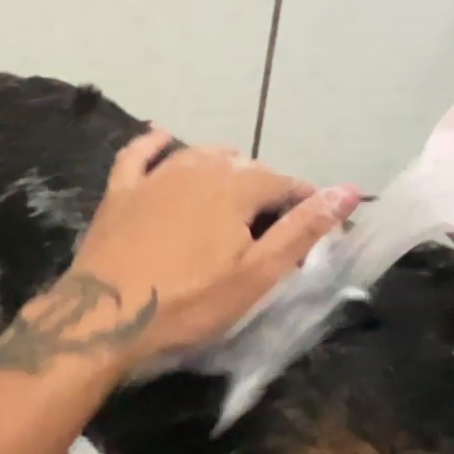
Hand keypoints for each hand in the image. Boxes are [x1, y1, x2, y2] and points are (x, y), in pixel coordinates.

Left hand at [64, 127, 358, 370]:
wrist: (106, 316)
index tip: (319, 226)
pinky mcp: (119, 192)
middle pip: (243, 168)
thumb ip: (301, 230)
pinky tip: (163, 138)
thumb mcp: (255, 275)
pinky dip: (155, 144)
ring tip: (234, 191)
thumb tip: (347, 191)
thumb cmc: (187, 303)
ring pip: (197, 155)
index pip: (284, 184)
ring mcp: (153, 177)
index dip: (306, 203)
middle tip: (271, 225)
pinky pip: (139, 154)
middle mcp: (197, 168)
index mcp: (236, 187)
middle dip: (264, 189)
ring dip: (221, 167)